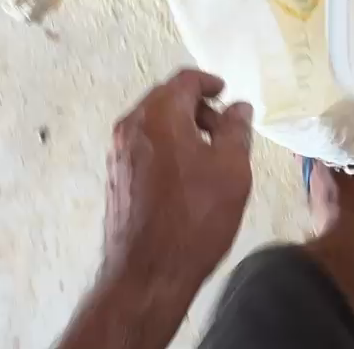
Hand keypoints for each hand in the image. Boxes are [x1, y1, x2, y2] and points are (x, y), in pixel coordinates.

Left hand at [100, 69, 253, 295]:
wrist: (147, 273)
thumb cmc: (194, 217)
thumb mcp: (231, 170)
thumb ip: (236, 130)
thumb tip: (238, 107)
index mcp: (158, 113)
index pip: (184, 79)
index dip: (208, 81)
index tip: (225, 92)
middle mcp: (131, 124)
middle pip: (166, 97)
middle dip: (196, 105)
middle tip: (223, 128)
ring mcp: (118, 150)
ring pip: (153, 121)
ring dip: (180, 126)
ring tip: (208, 154)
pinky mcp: (115, 174)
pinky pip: (143, 144)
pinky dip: (165, 144)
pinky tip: (184, 174)